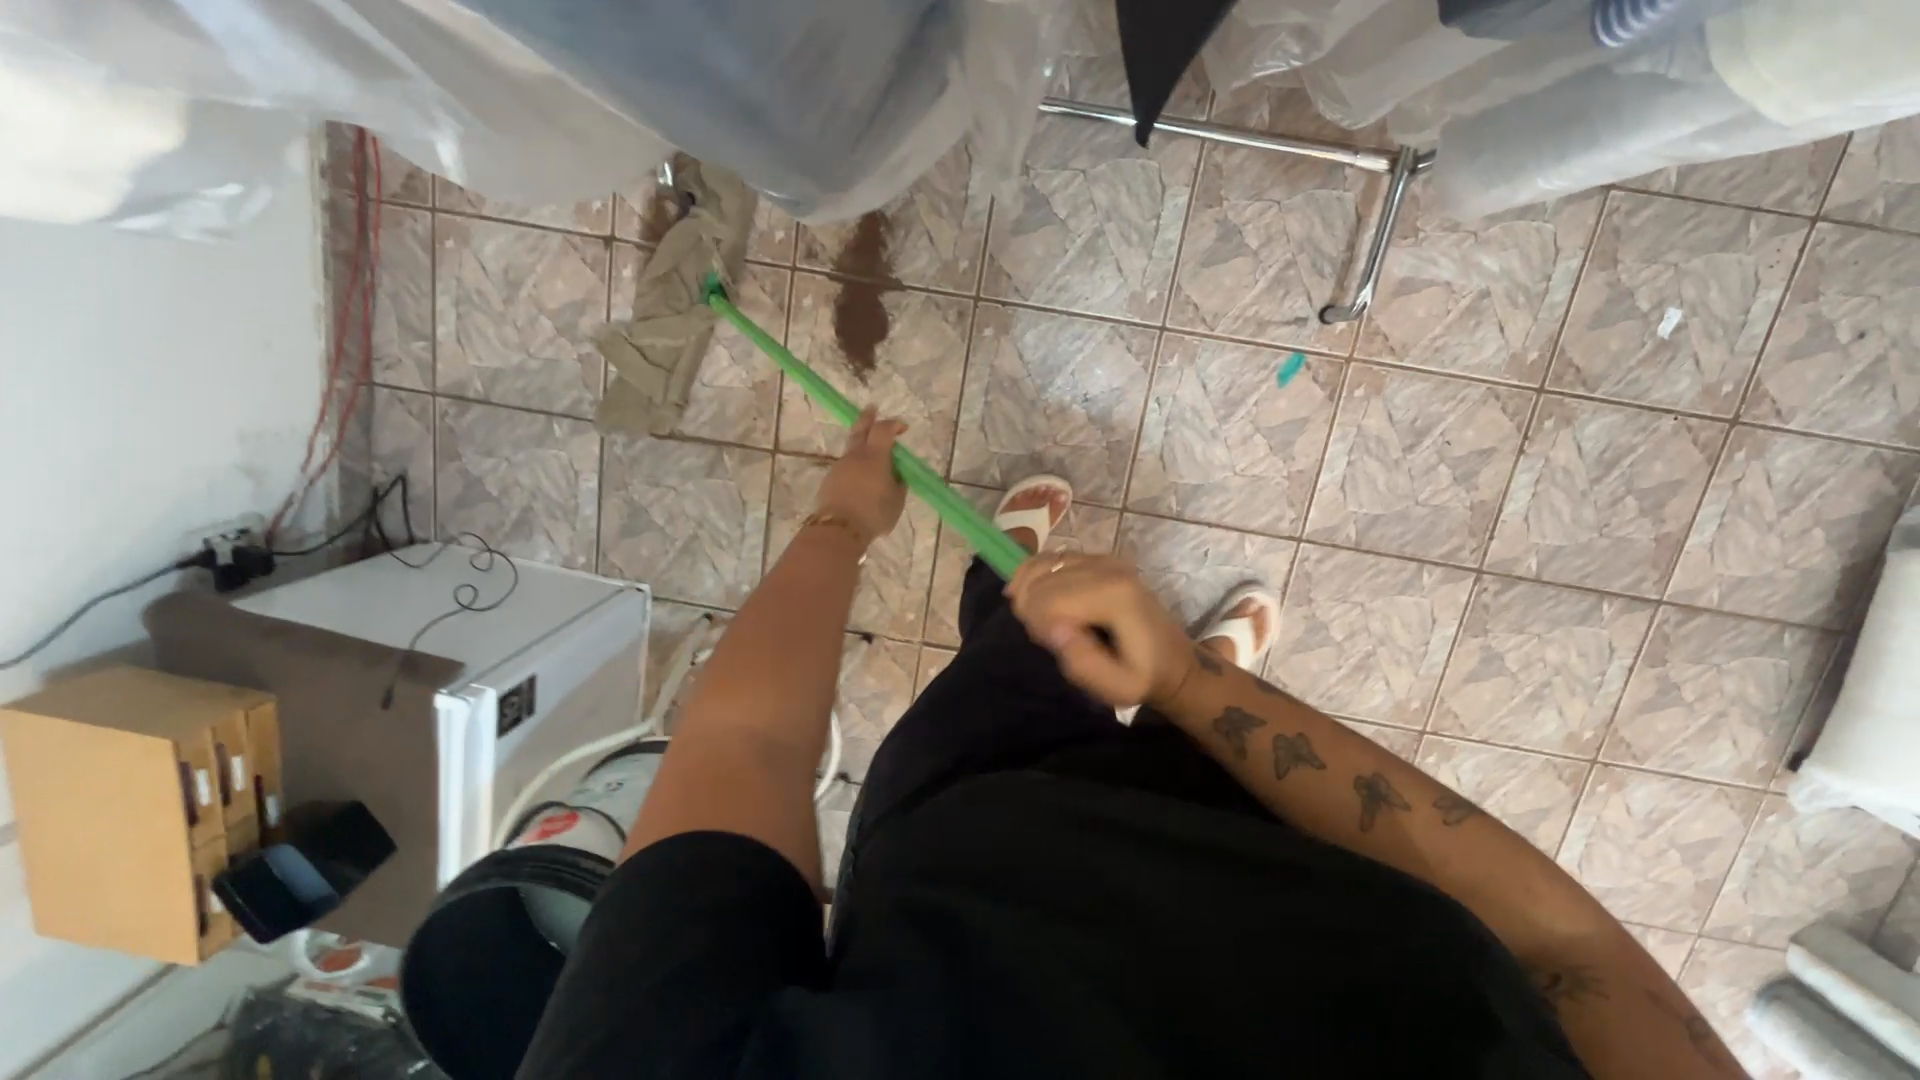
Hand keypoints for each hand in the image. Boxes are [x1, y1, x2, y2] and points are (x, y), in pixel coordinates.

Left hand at [814, 407, 908, 545]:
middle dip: (867, 418)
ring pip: (852, 451)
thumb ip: (898, 484)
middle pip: (860, 429)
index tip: (902, 428)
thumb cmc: (874, 513)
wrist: (839, 529)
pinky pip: (845, 469)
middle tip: (871, 409)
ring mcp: (839, 467)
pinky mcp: (829, 481)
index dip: (893, 425)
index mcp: (875, 456)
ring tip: (872, 461)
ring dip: (862, 449)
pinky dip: (854, 469)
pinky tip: (860, 483)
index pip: (883, 429)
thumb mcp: (896, 500)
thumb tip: (896, 476)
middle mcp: (855, 456)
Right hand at [1005, 553, 1197, 708]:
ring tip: (1043, 620)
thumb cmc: (1144, 678)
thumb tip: (1053, 628)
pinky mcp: (1098, 558)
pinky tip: (1036, 597)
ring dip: (1030, 593)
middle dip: (1032, 611)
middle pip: (1041, 580)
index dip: (1037, 627)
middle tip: (1048, 639)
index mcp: (1114, 596)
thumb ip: (1084, 663)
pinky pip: (1050, 558)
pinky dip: (1035, 576)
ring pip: (1040, 565)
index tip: (1050, 647)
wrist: (1173, 662)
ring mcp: (1103, 558)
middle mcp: (1108, 567)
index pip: (1048, 599)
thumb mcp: (1117, 689)